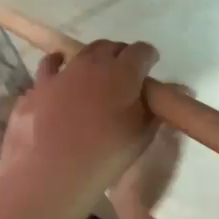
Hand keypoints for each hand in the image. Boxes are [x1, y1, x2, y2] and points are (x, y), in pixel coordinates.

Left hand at [0, 39, 160, 218]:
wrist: (52, 171)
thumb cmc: (105, 155)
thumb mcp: (141, 135)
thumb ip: (156, 108)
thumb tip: (180, 89)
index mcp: (122, 72)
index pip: (141, 51)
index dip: (147, 57)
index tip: (150, 67)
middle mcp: (90, 64)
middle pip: (109, 47)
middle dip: (119, 55)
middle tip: (124, 72)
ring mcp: (61, 73)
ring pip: (78, 54)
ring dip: (90, 59)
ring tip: (93, 71)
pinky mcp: (38, 87)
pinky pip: (49, 67)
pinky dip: (57, 66)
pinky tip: (58, 71)